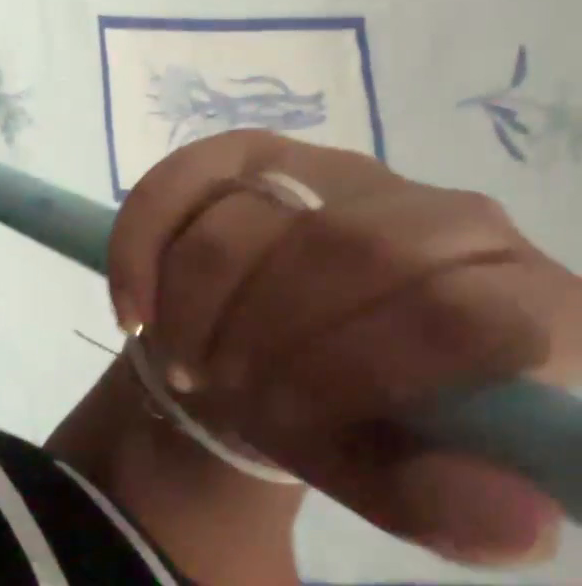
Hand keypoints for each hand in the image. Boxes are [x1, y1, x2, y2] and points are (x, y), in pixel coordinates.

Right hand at [109, 131, 581, 565]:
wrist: (265, 369)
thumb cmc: (348, 428)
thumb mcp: (402, 488)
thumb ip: (457, 511)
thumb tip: (512, 518)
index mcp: (535, 305)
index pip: (466, 315)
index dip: (361, 368)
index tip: (286, 418)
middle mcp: (455, 218)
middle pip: (347, 251)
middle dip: (261, 330)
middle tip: (223, 386)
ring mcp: (343, 173)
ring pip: (246, 216)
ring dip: (195, 303)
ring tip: (187, 360)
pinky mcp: (249, 153)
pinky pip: (177, 182)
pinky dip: (141, 250)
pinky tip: (137, 309)